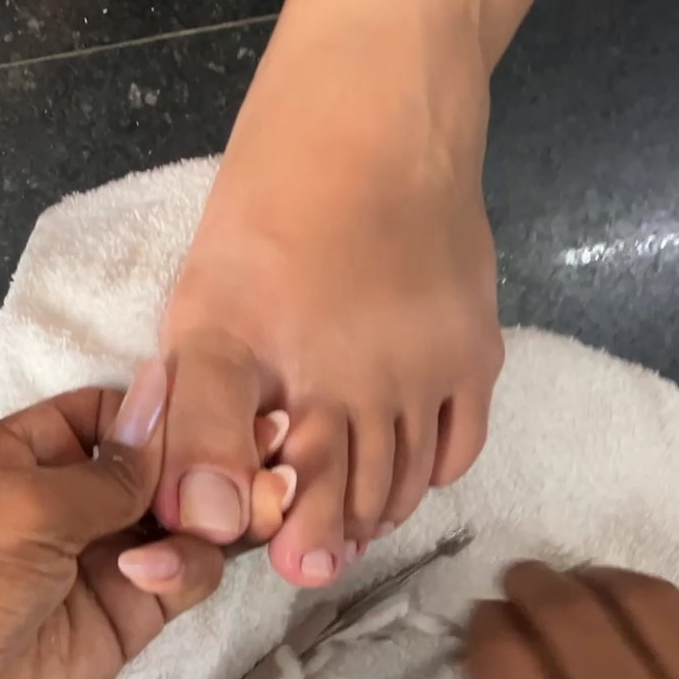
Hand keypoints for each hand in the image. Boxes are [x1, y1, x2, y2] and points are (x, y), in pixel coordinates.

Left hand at [0, 361, 227, 678]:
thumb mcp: (17, 510)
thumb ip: (104, 469)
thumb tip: (162, 389)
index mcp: (25, 454)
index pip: (106, 412)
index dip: (154, 410)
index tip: (209, 412)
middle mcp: (69, 498)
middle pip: (155, 464)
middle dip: (200, 461)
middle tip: (265, 456)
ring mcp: (102, 558)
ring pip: (182, 518)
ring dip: (210, 513)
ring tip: (235, 515)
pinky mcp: (129, 616)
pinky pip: (185, 574)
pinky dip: (191, 565)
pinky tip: (159, 575)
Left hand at [157, 19, 502, 588]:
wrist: (370, 119)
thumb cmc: (265, 215)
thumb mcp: (203, 320)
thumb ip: (200, 425)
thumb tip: (202, 522)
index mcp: (316, 399)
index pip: (305, 508)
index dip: (287, 539)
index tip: (275, 558)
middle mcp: (390, 401)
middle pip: (363, 500)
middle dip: (330, 535)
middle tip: (308, 559)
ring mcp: (442, 375)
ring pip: (410, 480)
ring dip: (374, 509)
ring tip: (345, 526)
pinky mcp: (477, 345)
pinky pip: (462, 441)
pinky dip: (428, 472)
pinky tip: (400, 475)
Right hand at [465, 563, 678, 678]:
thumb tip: (506, 640)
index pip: (505, 660)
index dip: (483, 621)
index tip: (483, 616)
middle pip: (574, 619)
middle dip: (531, 583)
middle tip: (520, 581)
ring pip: (651, 604)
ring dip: (597, 579)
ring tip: (580, 587)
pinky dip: (661, 605)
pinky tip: (639, 614)